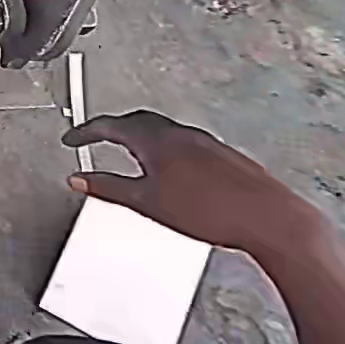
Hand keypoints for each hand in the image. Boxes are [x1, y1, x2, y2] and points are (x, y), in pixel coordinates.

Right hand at [63, 110, 324, 257]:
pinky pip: (182, 141)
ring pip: (160, 130)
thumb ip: (107, 187)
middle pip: (134, 121)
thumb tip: (79, 179)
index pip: (108, 126)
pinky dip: (163, 147)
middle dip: (109, 129)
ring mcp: (203, 142)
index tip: (72, 139)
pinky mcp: (222, 155)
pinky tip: (167, 168)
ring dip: (137, 136)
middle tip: (93, 138)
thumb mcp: (146, 203)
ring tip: (126, 152)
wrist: (273, 222)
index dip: (84, 132)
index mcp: (155, 139)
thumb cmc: (214, 212)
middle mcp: (179, 133)